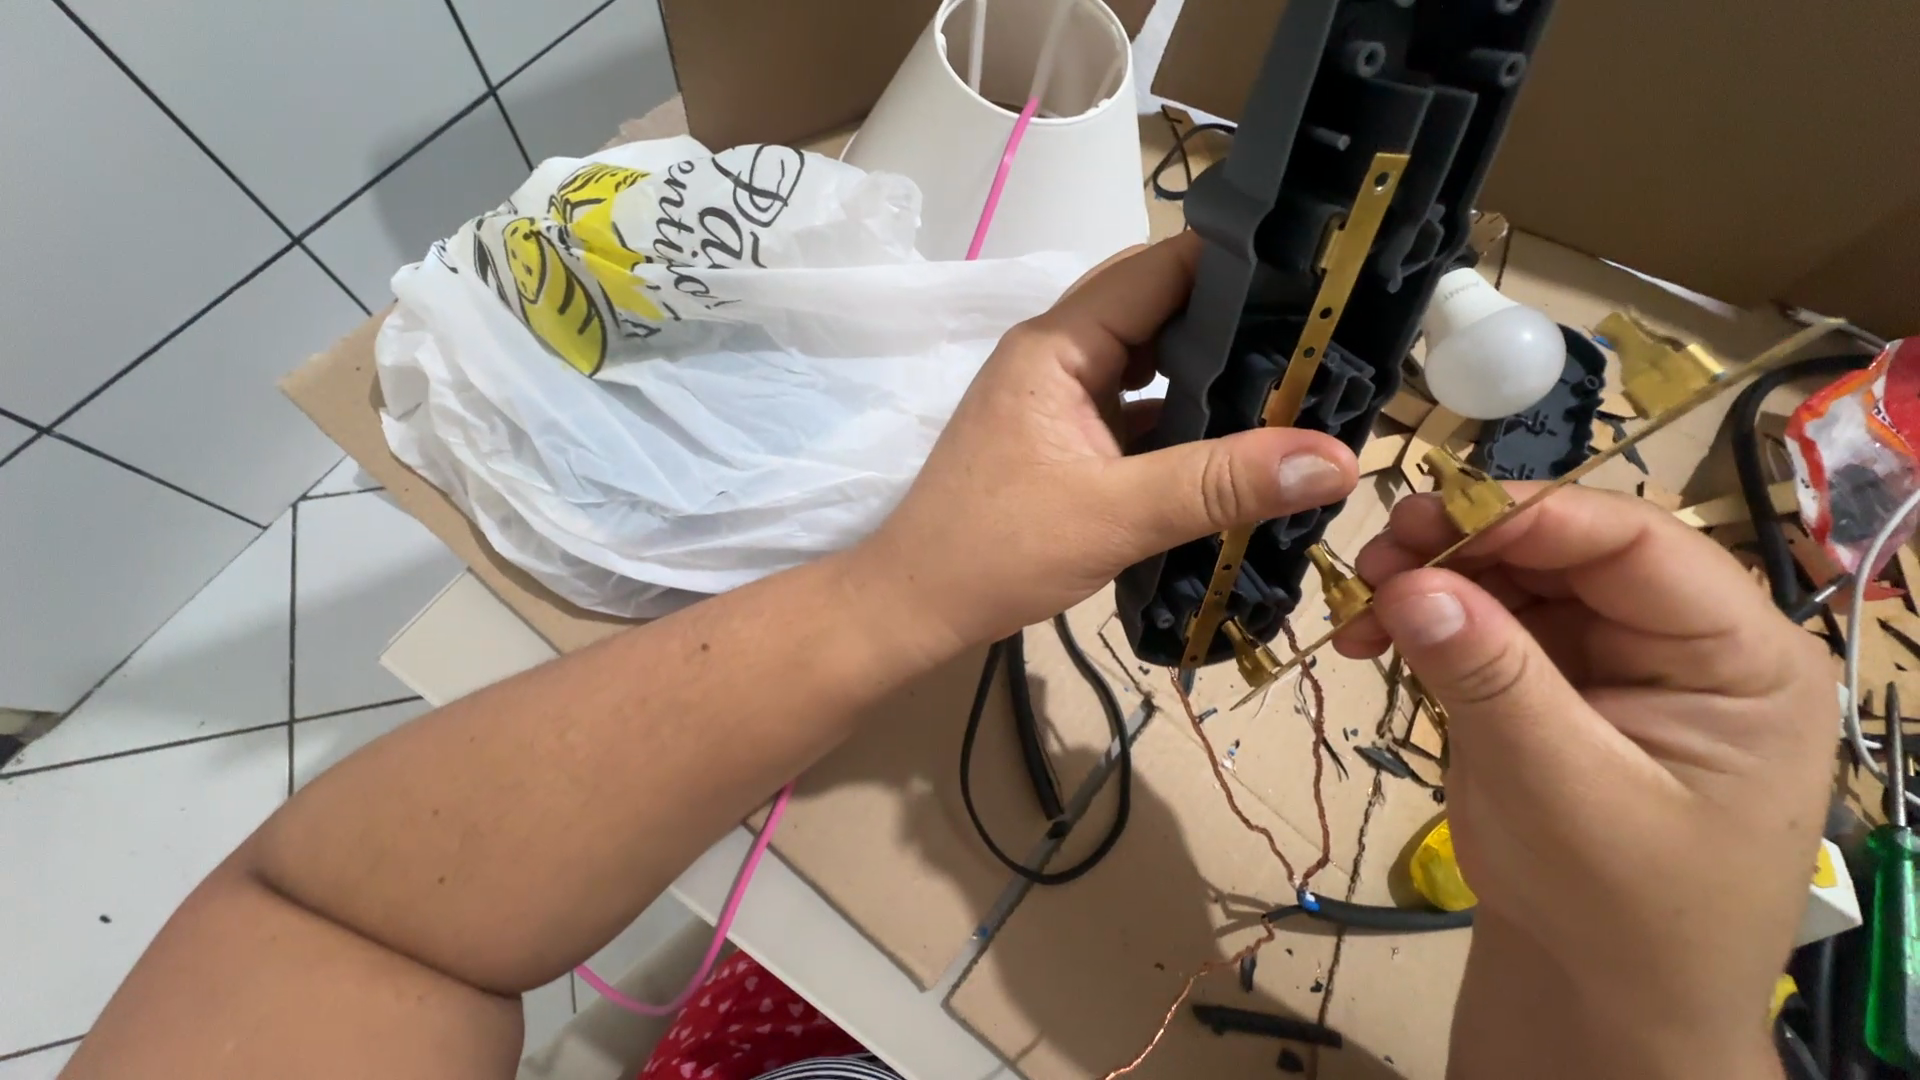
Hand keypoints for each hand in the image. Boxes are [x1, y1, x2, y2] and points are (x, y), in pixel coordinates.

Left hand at [853, 234, 1358, 657]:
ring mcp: (1055, 399)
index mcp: (1057, 346)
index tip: (1320, 272)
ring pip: (1147, 365)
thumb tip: (1338, 461)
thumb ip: (1222, 484)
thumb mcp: (1116, 515)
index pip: (1159, 269)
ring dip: (1208, 376)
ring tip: (1297, 383)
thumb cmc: (996, 551)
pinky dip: (1178, 422)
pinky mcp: (1061, 439)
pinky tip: (1234, 445)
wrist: (916, 604)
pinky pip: (1131, 411)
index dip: (1238, 262)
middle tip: (1323, 334)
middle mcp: (1055, 356)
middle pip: (1156, 310)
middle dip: (1233, 320)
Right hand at [1335, 486, 1830, 1074]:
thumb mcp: (1554, 786)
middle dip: (1460, 546)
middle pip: (1561, 550)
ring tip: (1357, 602)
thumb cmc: (1612, 902)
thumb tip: (1406, 582)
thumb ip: (1488, 676)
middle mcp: (1673, 638)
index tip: (1422, 524)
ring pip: (1507, 577)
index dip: (1527, 518)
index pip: (1637, 545)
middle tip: (1373, 557)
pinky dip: (1416, 621)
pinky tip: (1365, 638)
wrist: (1591, 982)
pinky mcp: (1542, 677)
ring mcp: (1602, 656)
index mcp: (1737, 657)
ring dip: (1425, 580)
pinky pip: (1475, 620)